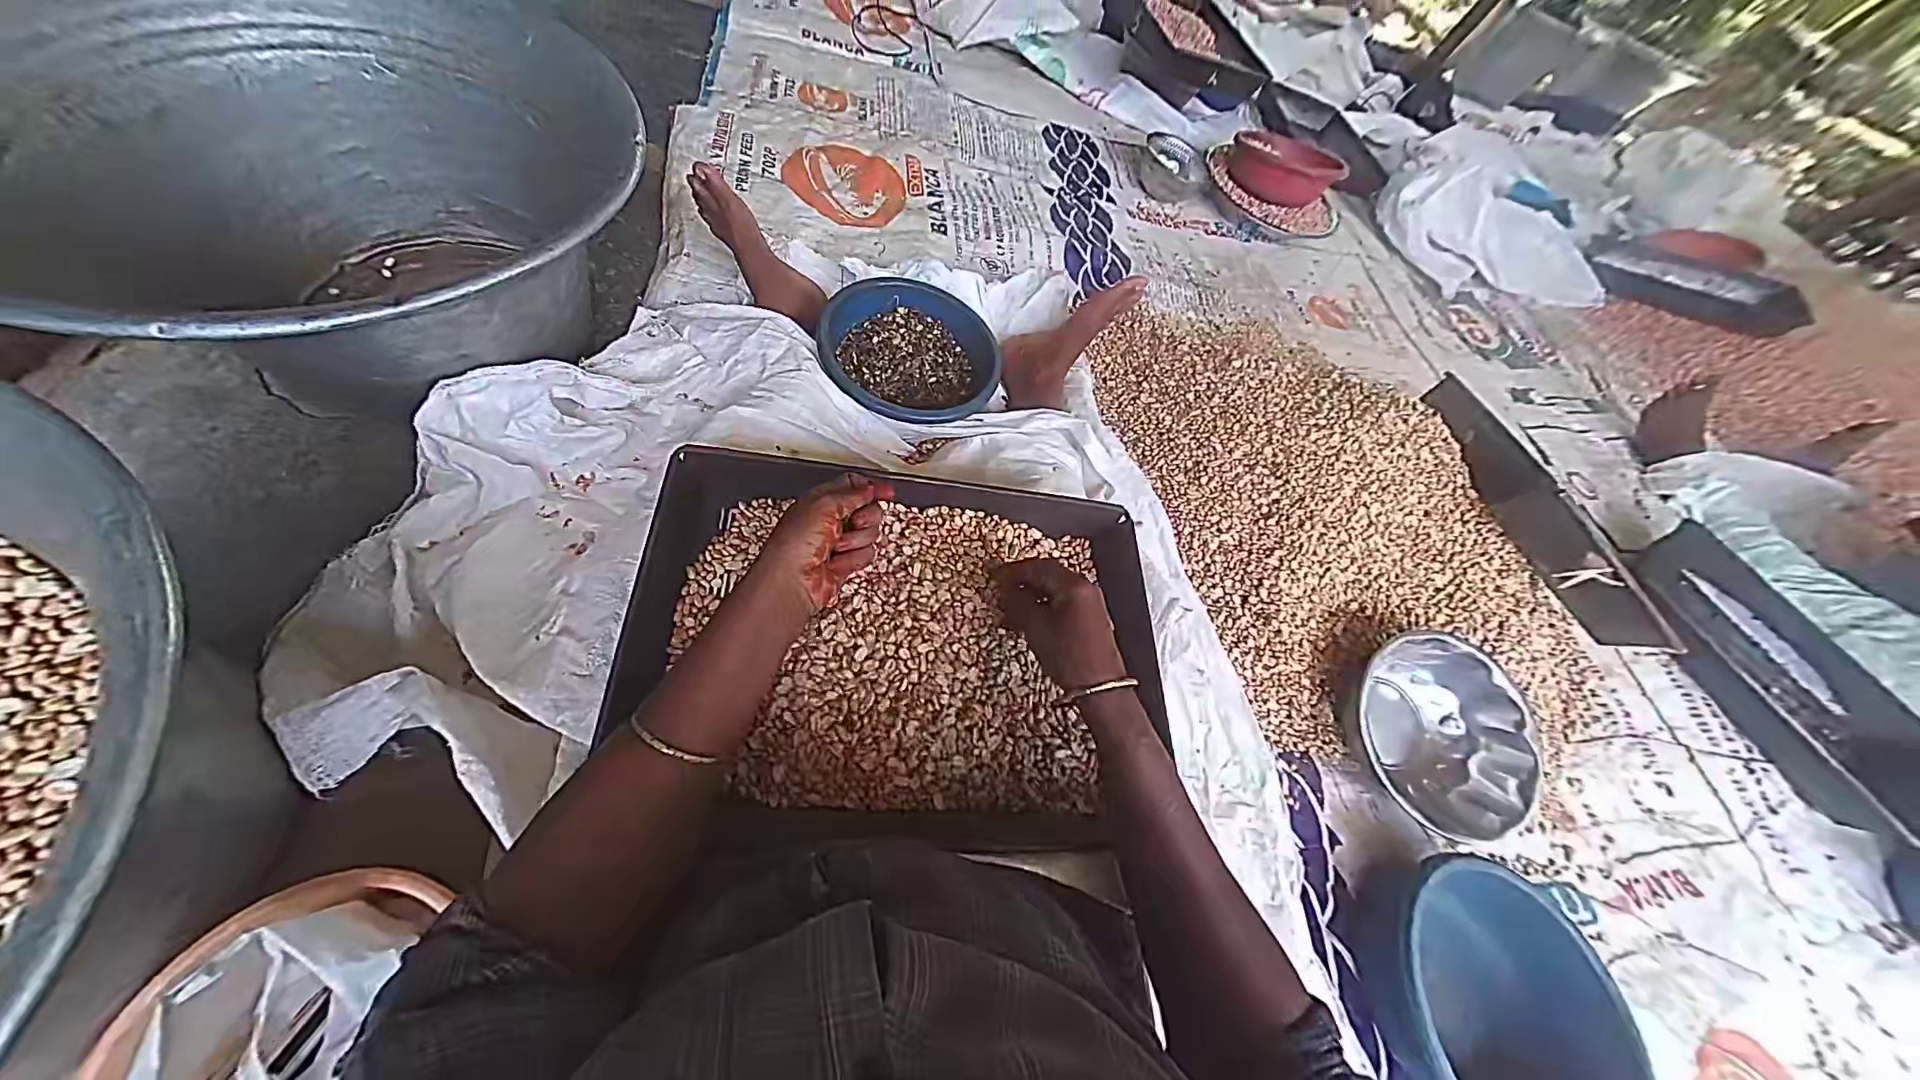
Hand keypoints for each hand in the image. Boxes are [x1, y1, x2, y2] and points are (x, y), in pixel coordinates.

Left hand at [751, 473, 893, 614]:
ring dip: (858, 539)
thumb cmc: (794, 544)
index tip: (886, 491)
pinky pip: (868, 553)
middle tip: (856, 522)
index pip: (852, 485)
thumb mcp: (824, 505)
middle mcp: (831, 520)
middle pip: (868, 509)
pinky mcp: (846, 562)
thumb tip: (870, 489)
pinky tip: (839, 561)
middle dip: (868, 516)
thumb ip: (851, 493)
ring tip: (838, 546)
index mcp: (822, 500)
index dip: (871, 487)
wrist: (791, 581)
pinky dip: (855, 557)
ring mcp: (840, 542)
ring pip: (871, 533)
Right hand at [991, 558, 1127, 691]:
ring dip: (1031, 597)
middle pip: (1048, 576)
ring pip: (1054, 591)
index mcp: (1074, 585)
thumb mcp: (1035, 626)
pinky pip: (1062, 604)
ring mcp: (1090, 604)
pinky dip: (1043, 607)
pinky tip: (1028, 621)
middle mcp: (1085, 589)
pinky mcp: (1089, 619)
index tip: (997, 576)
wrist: (1098, 686)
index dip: (1014, 570)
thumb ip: (1018, 601)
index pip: (1039, 566)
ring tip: (1011, 609)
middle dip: (1023, 583)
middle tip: (1002, 591)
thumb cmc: (1070, 657)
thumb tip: (1007, 589)